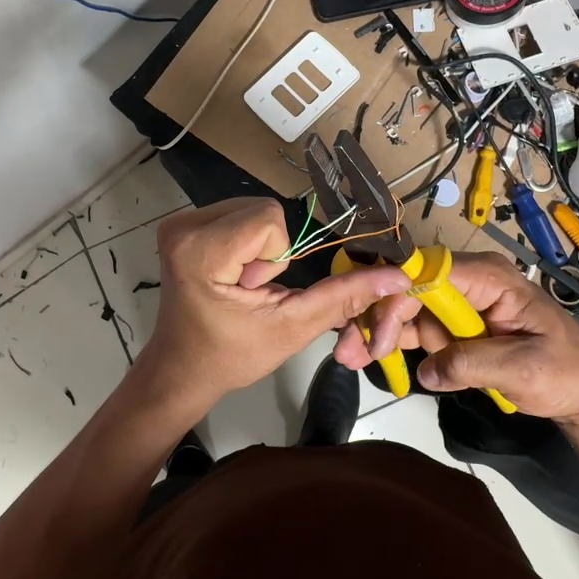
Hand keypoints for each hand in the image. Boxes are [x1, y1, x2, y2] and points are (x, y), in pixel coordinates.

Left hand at [134, 198, 411, 413]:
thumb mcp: (292, 327)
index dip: (277, 256)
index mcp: (200, 251)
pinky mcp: (182, 225)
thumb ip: (344, 296)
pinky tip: (233, 276)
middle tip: (250, 291)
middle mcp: (184, 227)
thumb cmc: (231, 356)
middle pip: (262, 209)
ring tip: (242, 286)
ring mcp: (180, 223)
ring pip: (252, 210)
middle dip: (270, 251)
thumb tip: (398, 276)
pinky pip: (237, 215)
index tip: (255, 289)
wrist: (183, 368)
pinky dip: (246, 243)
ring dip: (261, 247)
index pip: (268, 219)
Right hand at [332, 252, 578, 422]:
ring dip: (377, 332)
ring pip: (405, 308)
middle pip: (408, 288)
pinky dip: (394, 343)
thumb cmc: (568, 371)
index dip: (398, 298)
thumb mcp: (525, 369)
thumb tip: (428, 371)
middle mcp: (468, 282)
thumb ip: (473, 364)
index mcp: (490, 278)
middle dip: (378, 317)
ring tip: (350, 357)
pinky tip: (372, 359)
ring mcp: (459, 304)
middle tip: (350, 351)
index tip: (381, 338)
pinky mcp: (454, 327)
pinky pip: (416, 329)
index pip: (430, 274)